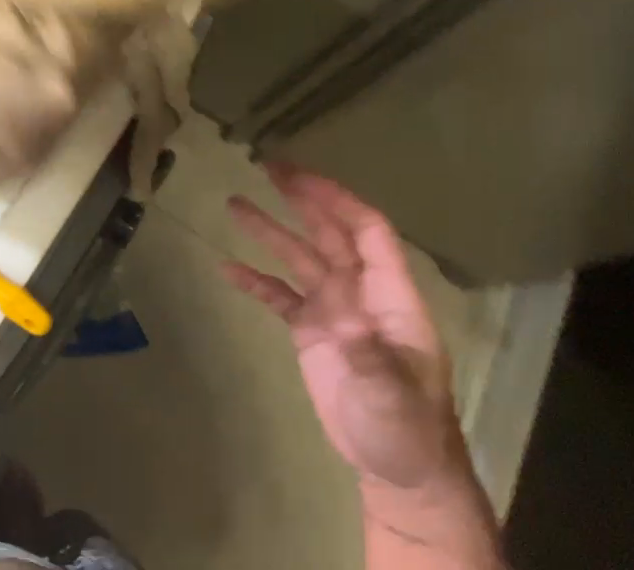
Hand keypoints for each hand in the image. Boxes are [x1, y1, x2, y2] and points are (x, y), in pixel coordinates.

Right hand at [223, 165, 466, 491]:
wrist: (399, 467)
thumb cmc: (407, 425)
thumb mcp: (390, 391)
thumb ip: (367, 351)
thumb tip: (343, 314)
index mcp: (389, 295)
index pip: (367, 232)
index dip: (336, 200)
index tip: (299, 177)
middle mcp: (360, 292)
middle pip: (330, 233)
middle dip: (302, 199)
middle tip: (266, 166)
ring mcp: (334, 311)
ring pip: (300, 258)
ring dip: (270, 231)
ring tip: (234, 202)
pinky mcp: (312, 332)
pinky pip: (280, 296)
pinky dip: (256, 280)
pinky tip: (227, 268)